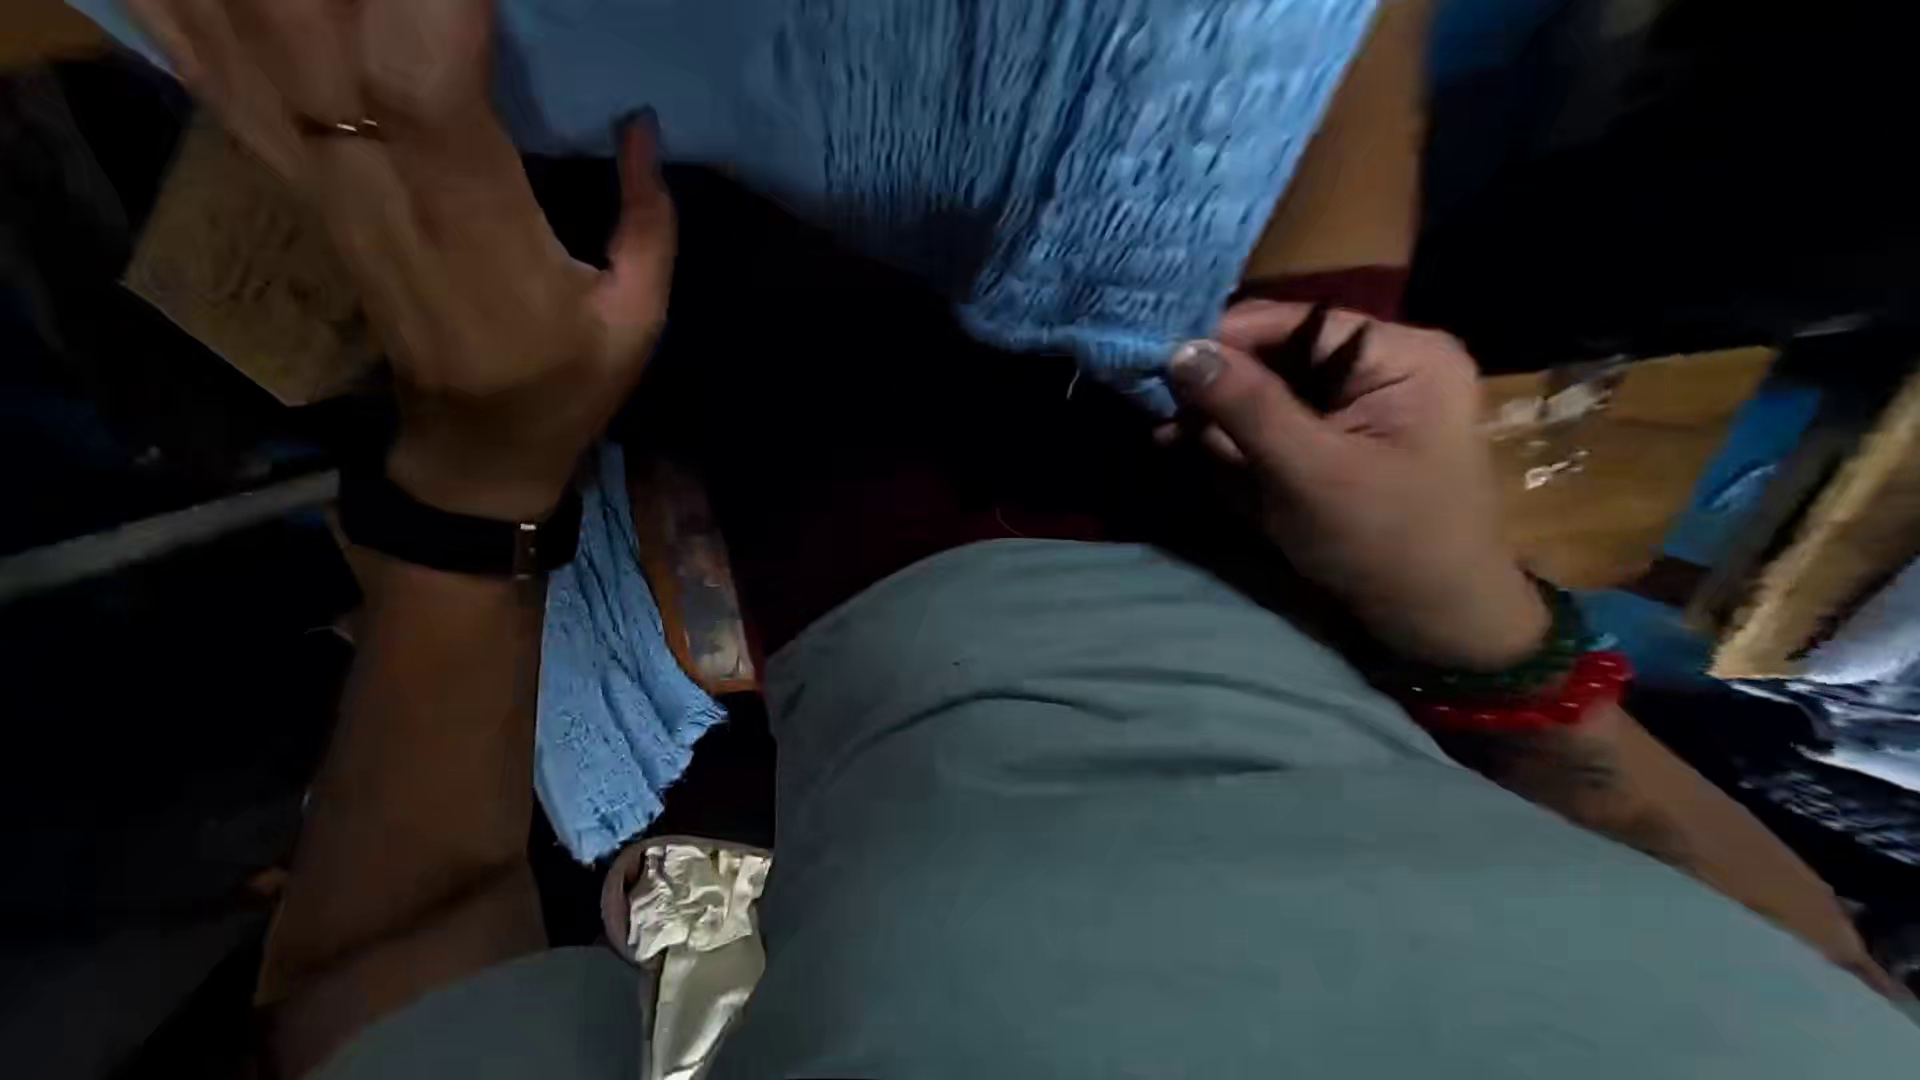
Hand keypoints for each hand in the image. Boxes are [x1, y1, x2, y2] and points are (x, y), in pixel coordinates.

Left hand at [131, 0, 673, 519]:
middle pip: (321, 33)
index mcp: (481, 236)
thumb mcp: (637, 322)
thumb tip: (642, 130)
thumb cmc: (569, 386)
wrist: (479, 441)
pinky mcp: (306, 192)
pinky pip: (225, 76)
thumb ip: (649, 228)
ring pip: (257, 39)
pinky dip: (199, 11)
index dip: (437, 8)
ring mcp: (329, 190)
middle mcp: (386, 198)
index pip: (428, 88)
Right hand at [1159, 300, 1546, 669]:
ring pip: (1264, 392)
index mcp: (1400, 356)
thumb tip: (1179, 350)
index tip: (1158, 365)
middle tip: (1156, 409)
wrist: (1429, 619)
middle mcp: (1378, 367)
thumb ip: (1246, 406)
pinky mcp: (1329, 440)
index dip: (1225, 340)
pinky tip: (1187, 445)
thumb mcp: (1310, 471)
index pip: (1294, 324)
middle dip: (1215, 385)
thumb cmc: (1385, 541)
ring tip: (1165, 435)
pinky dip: (1229, 438)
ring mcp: (1353, 406)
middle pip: (1276, 356)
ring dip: (1214, 415)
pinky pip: (1269, 425)